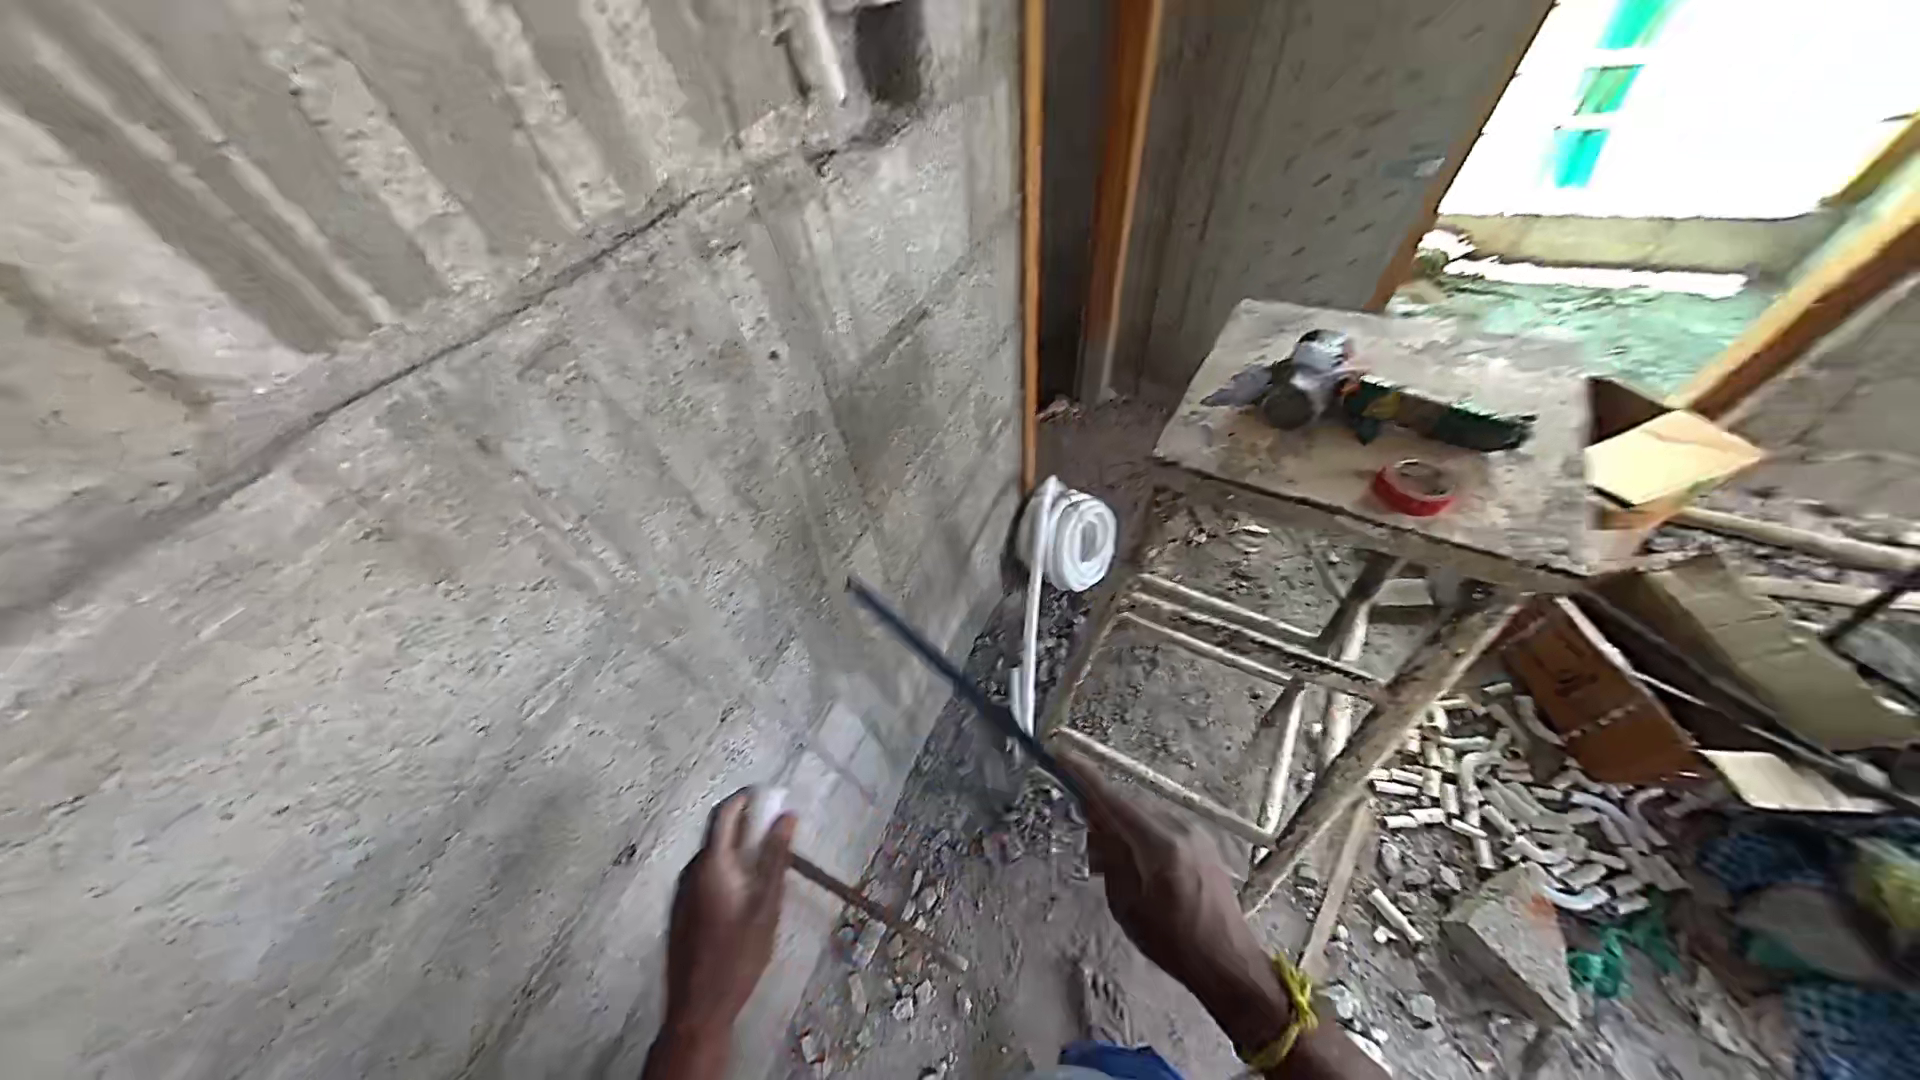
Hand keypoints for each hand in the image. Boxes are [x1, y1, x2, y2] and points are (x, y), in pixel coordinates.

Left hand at [661, 789, 795, 1032]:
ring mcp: (683, 892)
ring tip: (766, 866)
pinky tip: (745, 893)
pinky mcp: (682, 911)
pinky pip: (707, 875)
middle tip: (776, 834)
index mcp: (712, 864)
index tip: (770, 796)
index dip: (746, 798)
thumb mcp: (767, 902)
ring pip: (714, 856)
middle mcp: (692, 871)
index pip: (725, 813)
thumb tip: (787, 815)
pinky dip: (728, 870)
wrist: (699, 1008)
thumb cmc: (739, 953)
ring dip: (739, 849)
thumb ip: (776, 856)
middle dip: (748, 825)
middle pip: (719, 833)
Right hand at [1059, 751, 1293, 1054]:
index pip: (1112, 798)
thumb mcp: (1126, 905)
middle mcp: (1178, 826)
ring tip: (1112, 861)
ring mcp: (1193, 830)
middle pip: (1126, 803)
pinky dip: (1139, 831)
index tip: (1060, 754)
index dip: (1083, 775)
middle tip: (1087, 843)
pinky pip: (1159, 822)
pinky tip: (1135, 860)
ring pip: (1142, 811)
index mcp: (1160, 843)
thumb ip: (1109, 855)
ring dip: (1121, 824)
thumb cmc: (1173, 943)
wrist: (1230, 964)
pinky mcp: (1201, 839)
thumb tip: (1095, 822)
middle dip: (1101, 812)